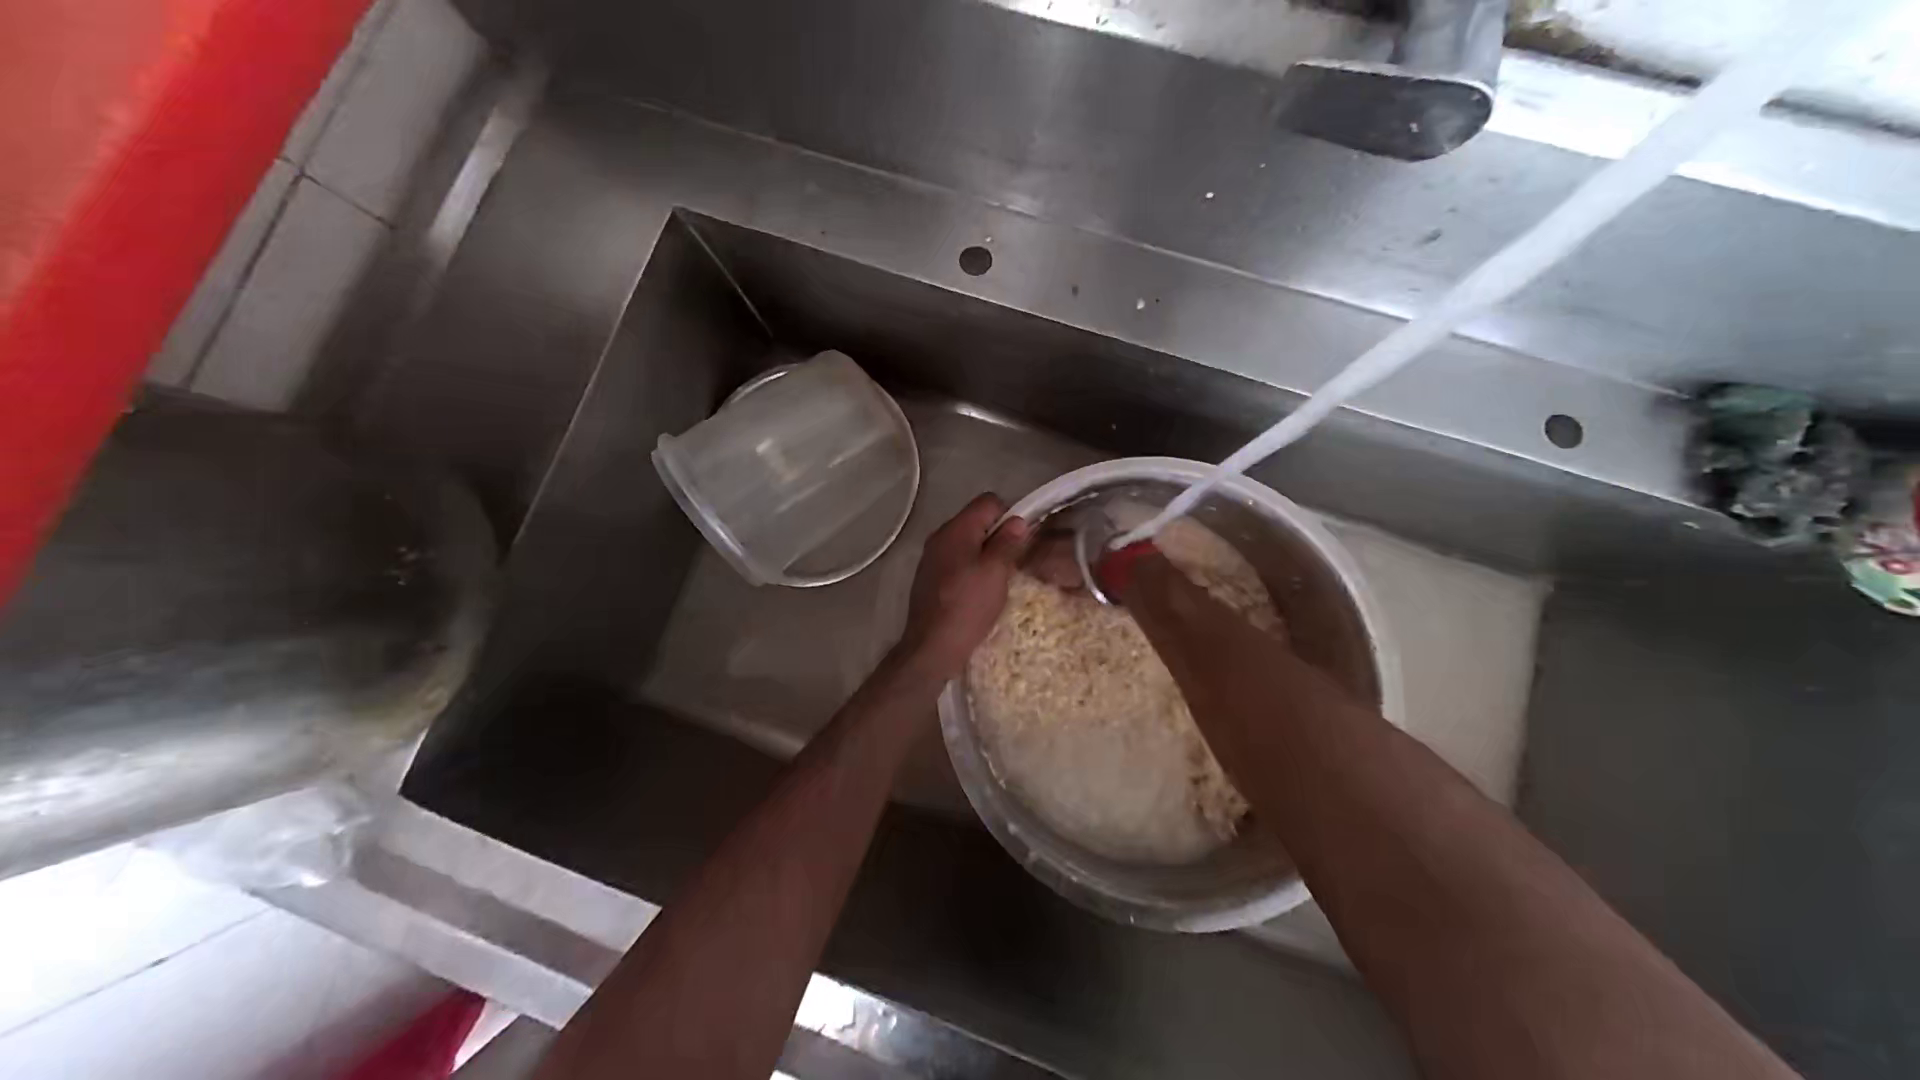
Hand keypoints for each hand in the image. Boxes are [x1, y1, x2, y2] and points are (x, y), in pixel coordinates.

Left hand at [897, 494, 1030, 679]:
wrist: (931, 647)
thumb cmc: (968, 607)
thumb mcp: (995, 573)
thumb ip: (1007, 542)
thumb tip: (1018, 520)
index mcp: (956, 529)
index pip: (988, 502)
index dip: (1010, 514)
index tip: (1021, 540)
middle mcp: (940, 536)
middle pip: (976, 520)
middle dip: (998, 535)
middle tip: (1013, 561)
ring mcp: (932, 557)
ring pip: (967, 541)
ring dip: (986, 553)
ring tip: (999, 578)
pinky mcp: (930, 576)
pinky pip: (957, 560)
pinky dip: (971, 567)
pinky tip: (979, 590)